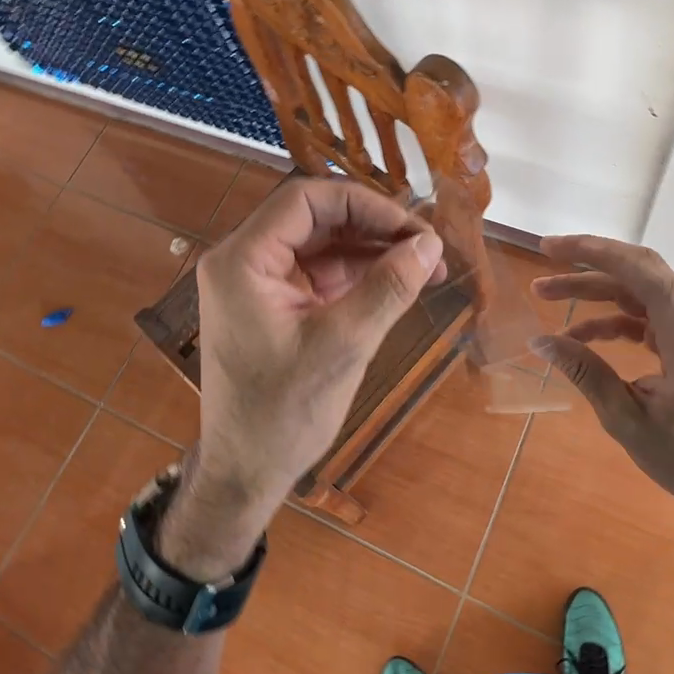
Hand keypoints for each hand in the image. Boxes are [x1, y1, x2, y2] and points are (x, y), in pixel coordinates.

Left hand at [162, 179, 444, 575]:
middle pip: (314, 218)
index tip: (413, 228)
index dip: (365, 204)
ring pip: (321, 244)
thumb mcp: (343, 346)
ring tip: (425, 265)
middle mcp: (243, 261)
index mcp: (242, 261)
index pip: (306, 200)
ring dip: (371, 251)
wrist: (246, 472)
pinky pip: (319, 273)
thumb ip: (387, 288)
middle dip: (373, 227)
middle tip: (427, 247)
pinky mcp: (274, 304)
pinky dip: (358, 275)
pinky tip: (398, 281)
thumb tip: (431, 242)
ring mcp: (257, 283)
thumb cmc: (284, 413)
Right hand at [530, 235, 673, 517]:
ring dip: (594, 288)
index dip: (604, 256)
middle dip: (593, 259)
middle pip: (645, 272)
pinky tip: (576, 334)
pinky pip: (644, 314)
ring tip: (545, 292)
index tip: (558, 250)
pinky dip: (609, 317)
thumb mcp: (625, 421)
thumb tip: (540, 342)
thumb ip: (586, 373)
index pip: (651, 279)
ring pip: (640, 290)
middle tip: (547, 253)